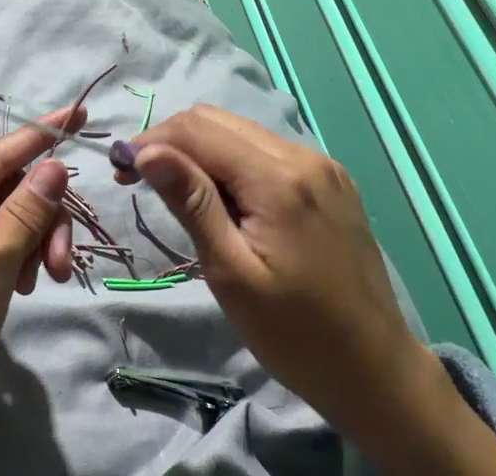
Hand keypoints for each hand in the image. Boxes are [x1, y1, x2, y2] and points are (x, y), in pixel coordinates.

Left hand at [0, 106, 83, 475]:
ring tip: (41, 282)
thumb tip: (53, 164)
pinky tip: (22, 286)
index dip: (37, 135)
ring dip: (30, 242)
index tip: (77, 110)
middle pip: (0, 188)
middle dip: (39, 217)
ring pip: (0, 216)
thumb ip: (23, 213)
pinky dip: (13, 256)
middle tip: (60, 262)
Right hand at [120, 105, 495, 475]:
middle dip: (171, 141)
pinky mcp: (330, 183)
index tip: (119, 171)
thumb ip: (191, 203)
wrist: (376, 373)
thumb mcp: (231, 273)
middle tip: (138, 180)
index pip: (198, 130)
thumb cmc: (295, 335)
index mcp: (279, 179)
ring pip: (241, 132)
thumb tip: (146, 152)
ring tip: (174, 190)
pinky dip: (231, 162)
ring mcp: (322, 167)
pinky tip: (220, 198)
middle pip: (218, 121)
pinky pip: (266, 152)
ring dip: (199, 150)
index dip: (151, 141)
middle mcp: (303, 157)